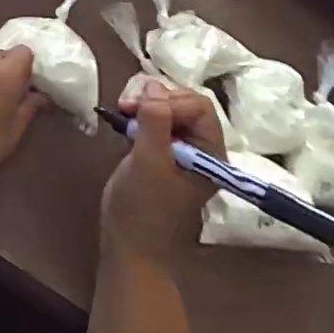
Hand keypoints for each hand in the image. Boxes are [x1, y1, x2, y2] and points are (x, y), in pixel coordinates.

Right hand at [101, 83, 221, 266]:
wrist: (129, 246)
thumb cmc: (143, 209)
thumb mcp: (148, 163)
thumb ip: (154, 123)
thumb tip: (153, 85)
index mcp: (210, 154)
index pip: (199, 107)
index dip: (169, 100)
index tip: (135, 107)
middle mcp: (200, 149)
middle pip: (186, 105)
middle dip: (156, 99)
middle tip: (126, 106)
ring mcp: (180, 152)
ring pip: (169, 110)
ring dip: (145, 105)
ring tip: (123, 112)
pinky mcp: (160, 154)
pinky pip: (155, 123)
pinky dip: (139, 116)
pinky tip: (123, 122)